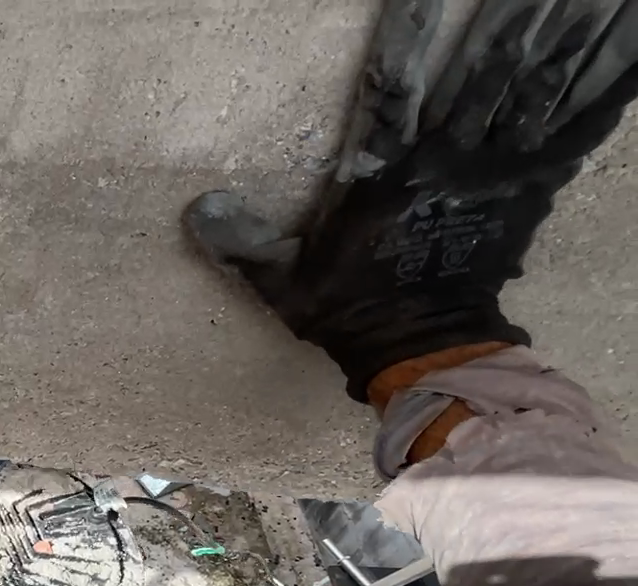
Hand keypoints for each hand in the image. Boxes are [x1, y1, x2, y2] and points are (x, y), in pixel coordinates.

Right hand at [186, 0, 637, 400]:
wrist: (418, 343)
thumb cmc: (345, 310)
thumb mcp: (277, 282)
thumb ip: (241, 241)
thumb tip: (200, 204)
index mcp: (384, 180)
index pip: (392, 92)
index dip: (406, 37)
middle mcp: (446, 162)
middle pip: (486, 71)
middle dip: (513, 15)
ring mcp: (498, 170)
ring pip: (541, 83)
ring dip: (569, 29)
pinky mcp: (535, 184)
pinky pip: (585, 120)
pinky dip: (614, 75)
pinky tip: (630, 36)